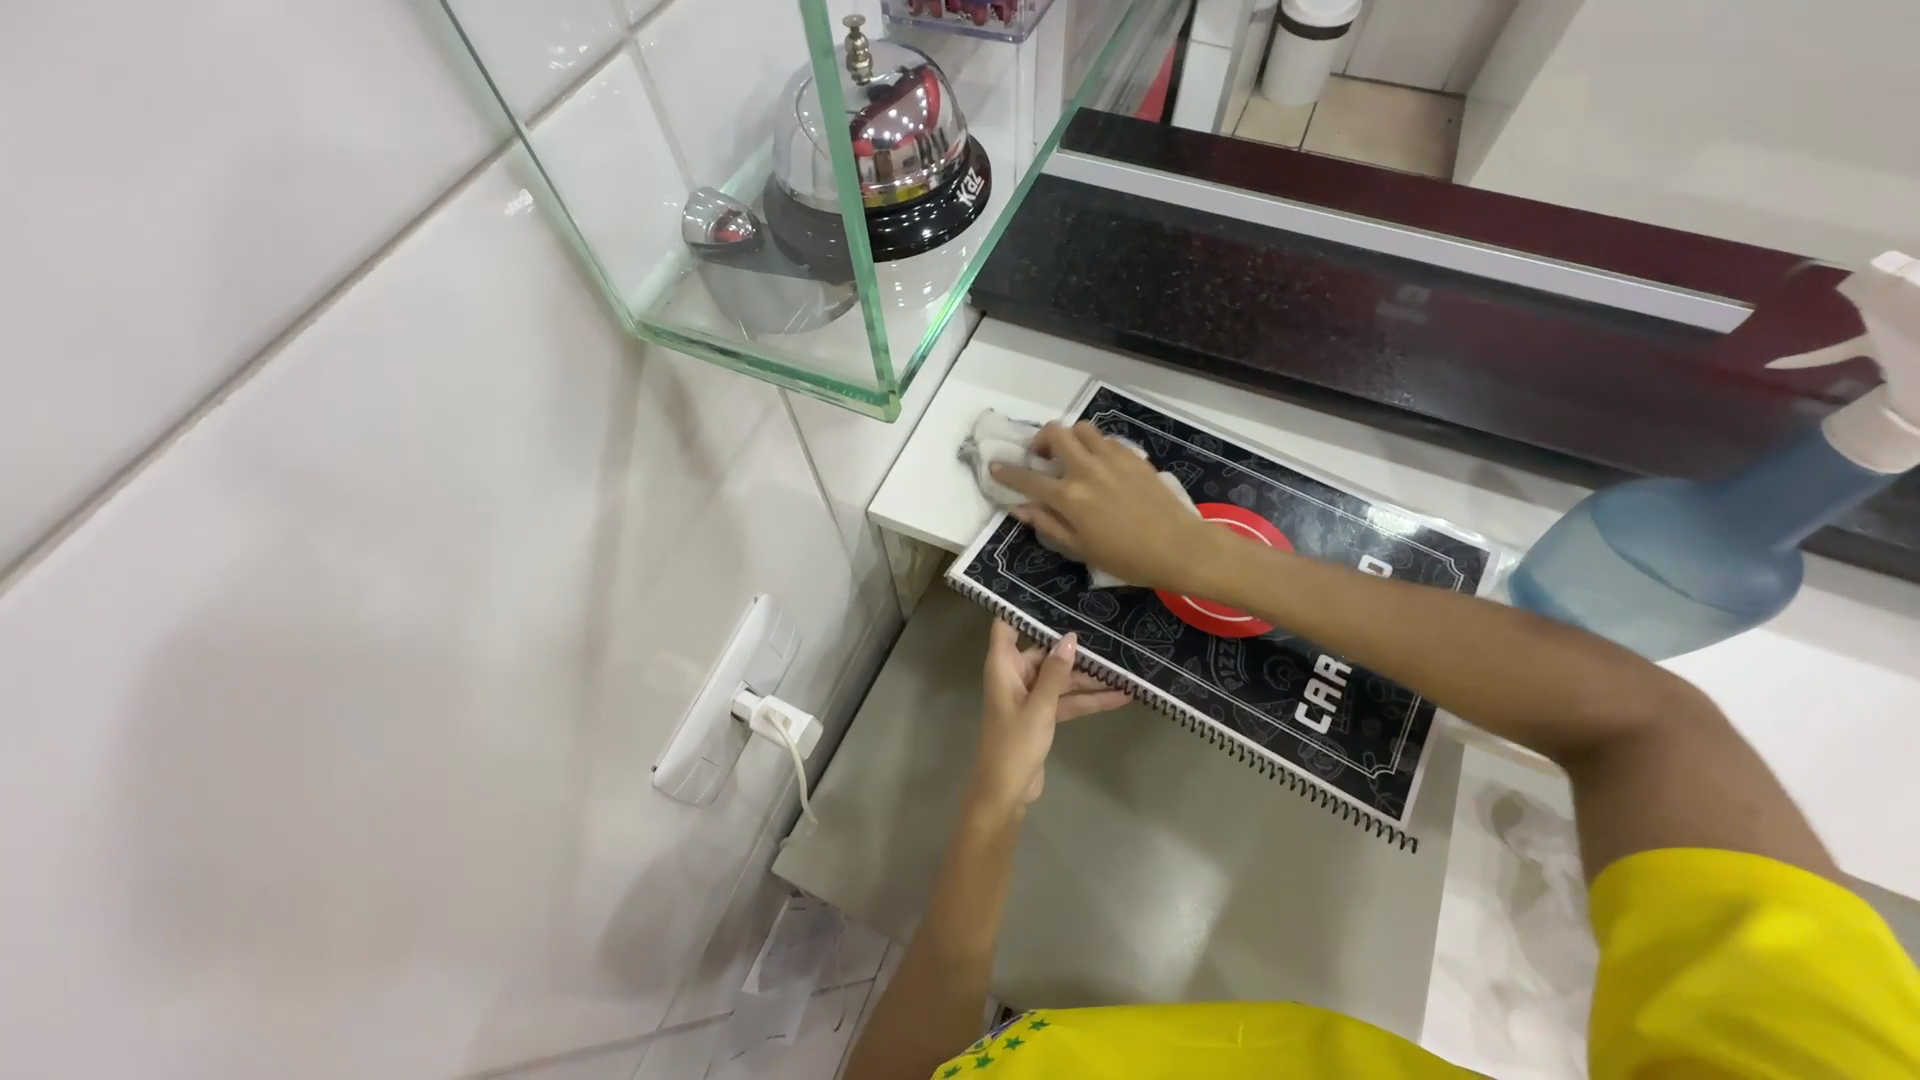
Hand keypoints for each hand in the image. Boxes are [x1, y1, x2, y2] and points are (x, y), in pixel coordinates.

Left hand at [972, 621, 1130, 810]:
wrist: (1006, 792)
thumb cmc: (1014, 745)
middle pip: (1045, 651)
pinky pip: (1068, 700)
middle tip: (1105, 624)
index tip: (1048, 589)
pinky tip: (1121, 695)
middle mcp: (1015, 675)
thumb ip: (1056, 673)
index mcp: (1003, 667)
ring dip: (1090, 676)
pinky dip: (1090, 699)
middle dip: (1074, 644)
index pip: (1006, 626)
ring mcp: (1030, 696)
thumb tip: (1071, 638)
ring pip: (1062, 678)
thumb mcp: (1039, 707)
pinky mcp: (1043, 716)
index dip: (1021, 606)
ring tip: (1125, 664)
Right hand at [991, 421, 1220, 592]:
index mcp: (1069, 497)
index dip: (1007, 472)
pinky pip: (1106, 439)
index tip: (995, 466)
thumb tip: (1021, 509)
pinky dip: (1095, 446)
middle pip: (1055, 433)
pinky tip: (1099, 465)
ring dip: (1069, 438)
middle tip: (1041, 458)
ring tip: (1071, 457)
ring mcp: (1112, 459)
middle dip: (1040, 441)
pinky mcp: (1133, 457)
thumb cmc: (1127, 558)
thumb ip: (1048, 524)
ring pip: (1082, 429)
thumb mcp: (1080, 549)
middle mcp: (1087, 470)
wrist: (1179, 547)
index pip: (1027, 478)